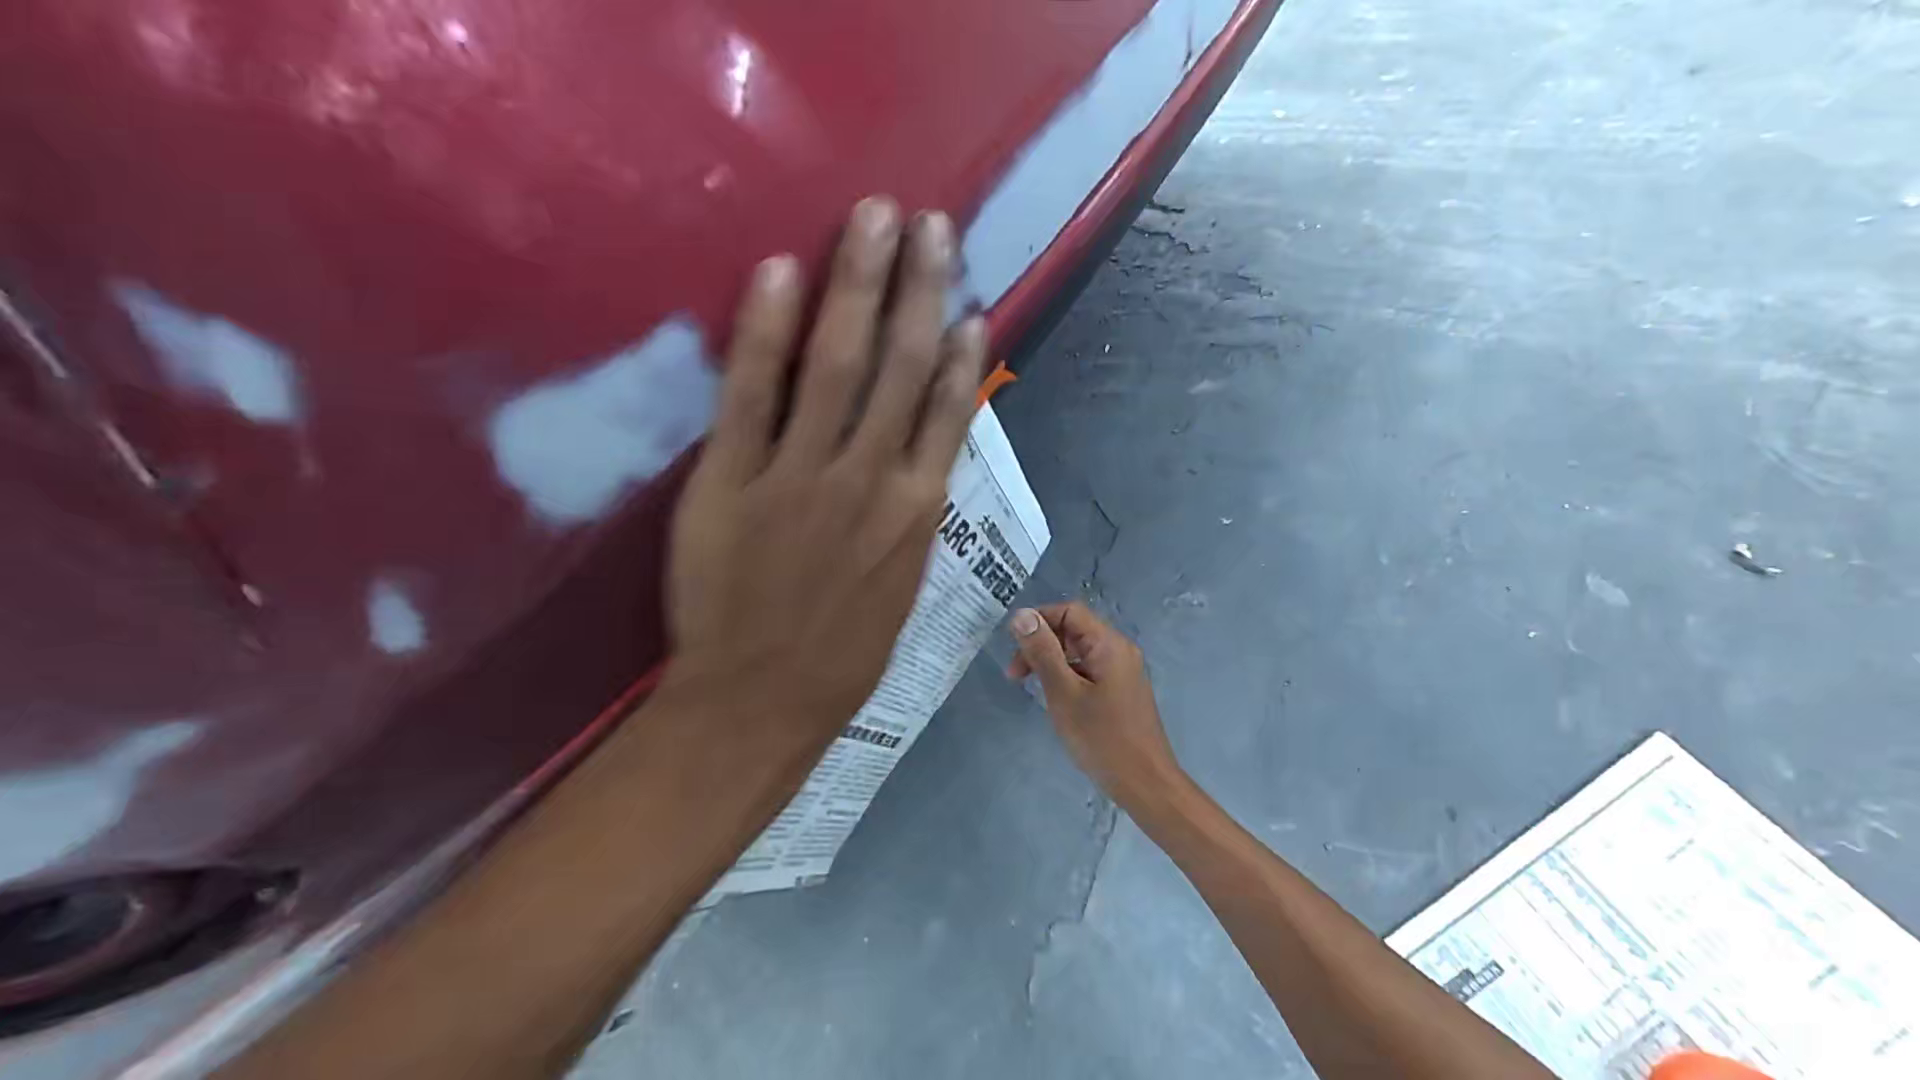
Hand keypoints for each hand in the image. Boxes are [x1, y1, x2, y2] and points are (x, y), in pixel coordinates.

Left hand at [668, 197, 985, 730]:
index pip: (947, 407)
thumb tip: (918, 456)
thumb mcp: (902, 582)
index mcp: (918, 508)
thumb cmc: (840, 652)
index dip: (959, 345)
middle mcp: (871, 478)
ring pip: (839, 363)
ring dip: (860, 284)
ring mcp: (802, 476)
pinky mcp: (733, 483)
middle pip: (902, 364)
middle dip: (919, 286)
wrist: (762, 701)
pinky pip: (752, 396)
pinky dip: (765, 332)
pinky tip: (780, 273)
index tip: (967, 295)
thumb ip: (912, 513)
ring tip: (875, 218)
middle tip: (928, 222)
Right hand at [1006, 602, 1183, 803]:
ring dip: (1051, 662)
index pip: (1069, 611)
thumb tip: (1022, 615)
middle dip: (1041, 644)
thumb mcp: (1063, 692)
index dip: (1038, 620)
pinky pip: (1088, 669)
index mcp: (1109, 644)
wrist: (1145, 784)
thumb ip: (1042, 652)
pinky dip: (1066, 676)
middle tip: (1015, 675)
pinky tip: (1055, 700)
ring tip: (1032, 689)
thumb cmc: (1101, 738)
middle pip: (1073, 629)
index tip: (1013, 646)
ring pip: (1078, 651)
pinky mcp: (1121, 690)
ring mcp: (1122, 671)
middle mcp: (1119, 650)